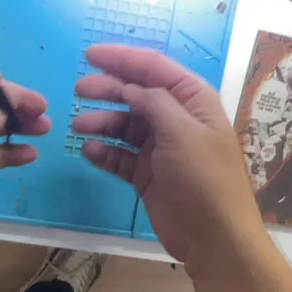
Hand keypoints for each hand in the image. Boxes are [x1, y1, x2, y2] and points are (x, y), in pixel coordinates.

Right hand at [72, 44, 265, 271]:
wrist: (214, 236)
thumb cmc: (203, 178)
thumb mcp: (181, 132)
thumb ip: (153, 102)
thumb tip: (128, 86)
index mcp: (192, 100)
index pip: (154, 68)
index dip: (122, 58)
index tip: (89, 55)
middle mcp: (176, 119)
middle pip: (136, 94)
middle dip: (107, 89)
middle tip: (78, 90)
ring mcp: (161, 148)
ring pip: (125, 126)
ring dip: (102, 122)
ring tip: (78, 126)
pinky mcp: (148, 174)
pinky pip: (120, 156)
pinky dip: (104, 152)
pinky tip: (88, 151)